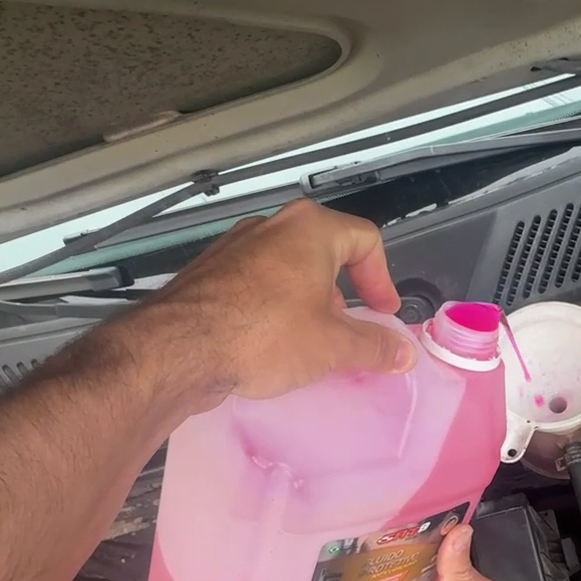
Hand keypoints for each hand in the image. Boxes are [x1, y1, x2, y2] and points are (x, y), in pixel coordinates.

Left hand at [111, 200, 416, 409]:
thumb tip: (404, 353)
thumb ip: (374, 346)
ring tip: (311, 340)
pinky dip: (275, 307)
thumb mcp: (334, 346)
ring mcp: (234, 247)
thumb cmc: (266, 335)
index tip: (383, 313)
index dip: (382, 279)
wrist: (177, 350)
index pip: (365, 240)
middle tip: (349, 328)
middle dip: (345, 292)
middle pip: (325, 252)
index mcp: (310, 230)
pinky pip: (257, 284)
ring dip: (309, 301)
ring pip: (288, 268)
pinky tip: (271, 343)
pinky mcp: (208, 273)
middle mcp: (271, 227)